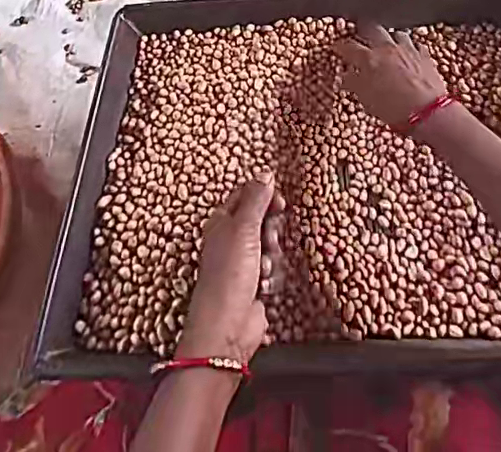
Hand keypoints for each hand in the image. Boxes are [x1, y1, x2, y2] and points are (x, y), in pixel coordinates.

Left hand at [178, 174, 283, 363]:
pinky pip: (274, 268)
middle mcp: (232, 239)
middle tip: (267, 239)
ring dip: (272, 256)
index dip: (265, 197)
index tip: (278, 203)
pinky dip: (272, 276)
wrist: (227, 329)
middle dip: (271, 230)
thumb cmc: (228, 276)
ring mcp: (244, 262)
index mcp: (222, 221)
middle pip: (263, 219)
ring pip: (272, 245)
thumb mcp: (244, 229)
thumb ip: (257, 199)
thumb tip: (266, 173)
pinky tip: (263, 286)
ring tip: (261, 268)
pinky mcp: (255, 283)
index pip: (247, 195)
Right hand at [331, 23, 448, 129]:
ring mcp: (408, 50)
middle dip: (364, 29)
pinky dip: (410, 47)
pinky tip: (410, 52)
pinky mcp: (425, 56)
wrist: (427, 111)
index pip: (349, 47)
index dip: (341, 46)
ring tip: (387, 41)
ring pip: (396, 33)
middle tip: (361, 32)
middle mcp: (387, 49)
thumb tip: (345, 77)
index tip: (337, 46)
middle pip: (372, 29)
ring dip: (390, 36)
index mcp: (369, 59)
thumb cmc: (394, 109)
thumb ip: (354, 84)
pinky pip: (416, 44)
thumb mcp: (366, 100)